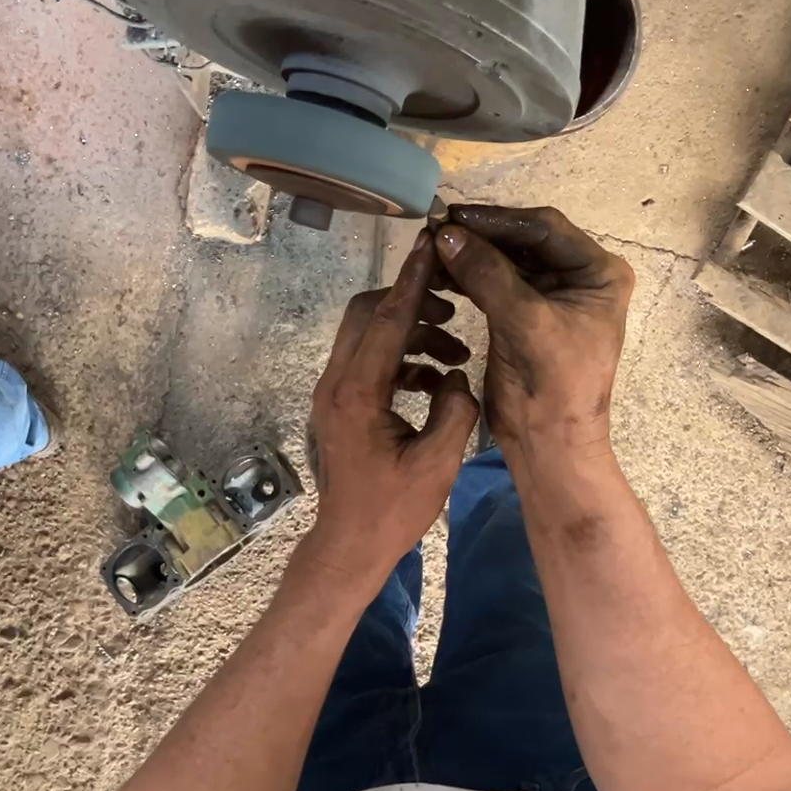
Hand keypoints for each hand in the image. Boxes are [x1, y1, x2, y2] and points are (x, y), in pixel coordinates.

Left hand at [307, 231, 478, 577]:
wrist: (350, 543)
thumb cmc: (393, 509)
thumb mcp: (437, 462)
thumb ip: (455, 409)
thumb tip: (457, 377)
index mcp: (357, 393)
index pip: (385, 320)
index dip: (412, 282)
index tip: (433, 247)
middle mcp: (336, 384)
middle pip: (367, 316)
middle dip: (411, 303)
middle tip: (454, 310)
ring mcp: (333, 395)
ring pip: (367, 338)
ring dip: (410, 334)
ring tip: (455, 352)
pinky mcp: (339, 406)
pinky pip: (367, 363)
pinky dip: (400, 360)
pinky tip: (435, 380)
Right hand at [433, 206, 633, 457]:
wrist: (548, 441)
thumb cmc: (554, 382)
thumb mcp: (526, 321)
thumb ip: (488, 274)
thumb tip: (445, 234)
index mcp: (598, 273)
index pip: (545, 229)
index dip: (499, 220)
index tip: (455, 216)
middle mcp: (576, 279)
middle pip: (523, 243)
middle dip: (481, 237)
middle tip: (437, 228)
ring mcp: (548, 299)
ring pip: (504, 264)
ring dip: (470, 257)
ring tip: (432, 249)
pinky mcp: (521, 318)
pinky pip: (492, 287)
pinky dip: (467, 279)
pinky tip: (441, 273)